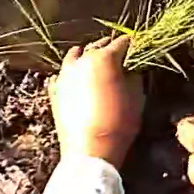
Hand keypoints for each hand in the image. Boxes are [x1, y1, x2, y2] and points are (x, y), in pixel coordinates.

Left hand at [48, 36, 143, 168]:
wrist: (90, 151)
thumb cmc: (119, 122)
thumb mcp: (137, 96)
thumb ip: (134, 76)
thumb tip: (131, 68)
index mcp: (104, 58)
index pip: (121, 42)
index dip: (132, 44)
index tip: (138, 47)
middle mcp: (82, 61)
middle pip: (97, 45)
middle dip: (109, 48)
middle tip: (120, 56)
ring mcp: (65, 75)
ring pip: (75, 55)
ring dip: (87, 56)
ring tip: (95, 64)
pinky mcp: (55, 91)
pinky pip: (61, 74)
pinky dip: (70, 74)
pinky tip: (76, 80)